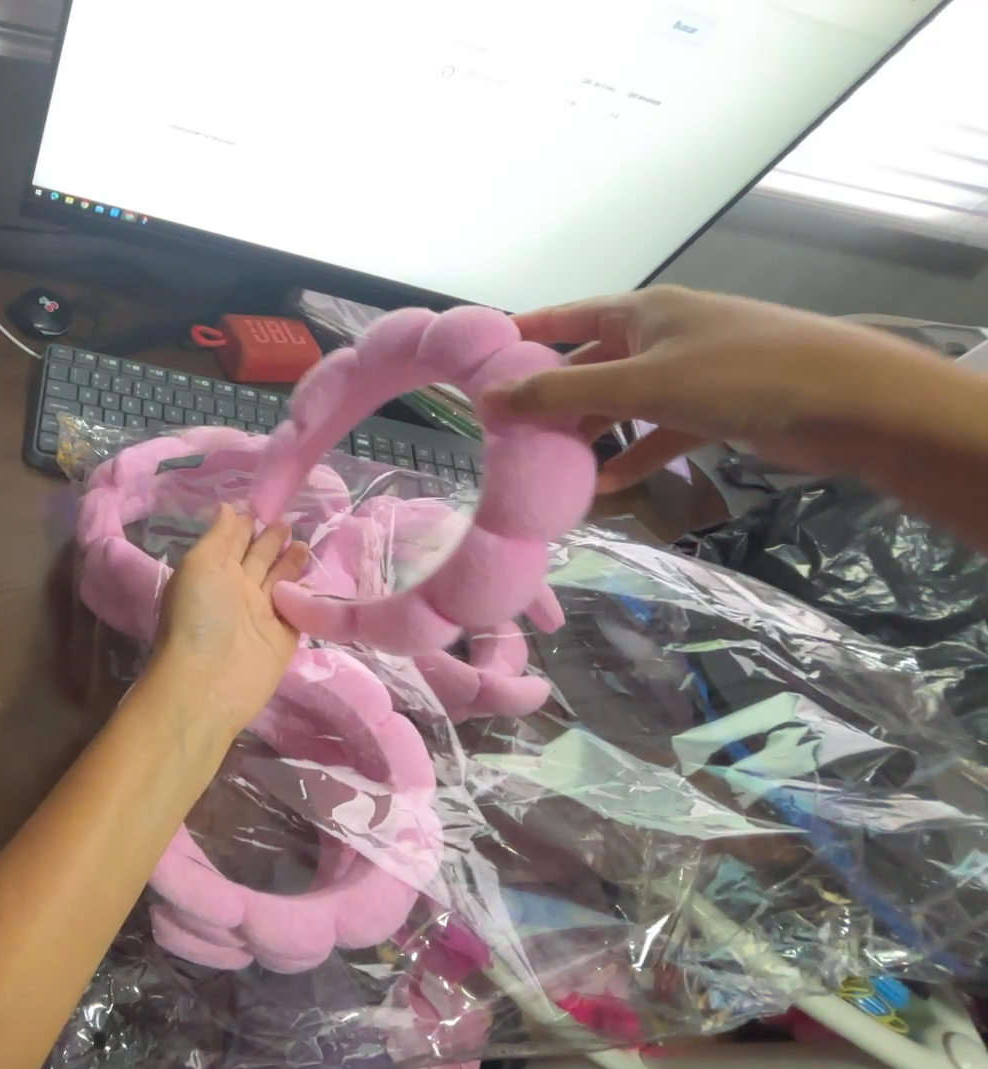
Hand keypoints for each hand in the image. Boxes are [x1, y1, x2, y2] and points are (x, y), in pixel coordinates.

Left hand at [142, 505, 308, 738]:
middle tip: (290, 519)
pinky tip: (318, 574)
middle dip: (270, 539)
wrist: (209, 680)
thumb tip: (228, 508)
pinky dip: (307, 592)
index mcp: (210, 571)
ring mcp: (261, 613)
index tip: (264, 504)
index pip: (231, 541)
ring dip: (290, 561)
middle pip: (257, 558)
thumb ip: (218, 537)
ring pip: (279, 580)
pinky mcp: (284, 636)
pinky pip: (299, 608)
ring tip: (304, 540)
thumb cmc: (198, 615)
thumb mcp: (200, 564)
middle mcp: (235, 590)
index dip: (245, 524)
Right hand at [481, 286, 943, 492]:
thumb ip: (560, 392)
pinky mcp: (715, 407)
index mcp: (644, 312)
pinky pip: (657, 431)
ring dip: (588, 430)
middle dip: (550, 395)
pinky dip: (632, 454)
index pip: (566, 316)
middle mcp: (663, 336)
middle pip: (588, 363)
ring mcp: (691, 372)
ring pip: (620, 400)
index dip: (522, 333)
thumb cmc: (740, 376)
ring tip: (549, 459)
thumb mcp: (639, 383)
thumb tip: (489, 399)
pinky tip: (606, 484)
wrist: (861, 405)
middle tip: (507, 424)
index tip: (479, 358)